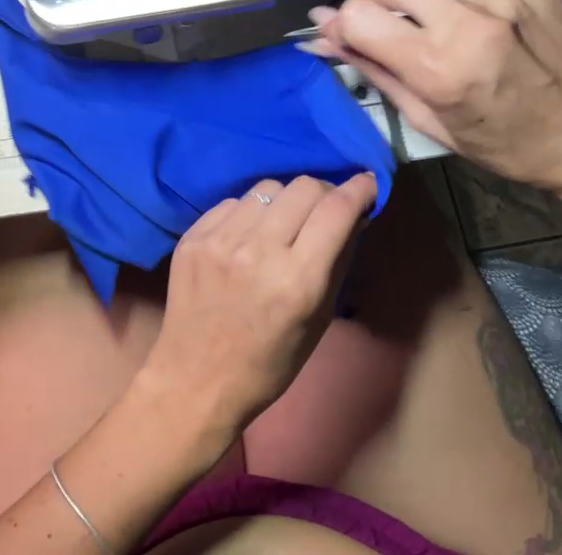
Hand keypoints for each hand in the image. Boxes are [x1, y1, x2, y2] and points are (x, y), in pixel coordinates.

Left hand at [141, 174, 377, 434]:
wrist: (197, 378)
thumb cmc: (269, 362)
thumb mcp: (319, 319)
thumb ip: (337, 262)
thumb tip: (354, 216)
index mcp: (297, 279)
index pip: (336, 210)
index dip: (359, 189)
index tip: (368, 183)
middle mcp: (258, 251)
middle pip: (303, 188)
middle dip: (324, 193)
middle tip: (327, 209)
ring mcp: (220, 240)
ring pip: (267, 188)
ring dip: (285, 201)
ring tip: (284, 224)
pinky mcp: (193, 236)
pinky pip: (233, 203)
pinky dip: (249, 213)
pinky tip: (249, 236)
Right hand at [308, 0, 561, 196]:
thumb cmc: (509, 149)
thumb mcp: (429, 122)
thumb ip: (373, 71)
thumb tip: (321, 35)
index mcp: (441, 66)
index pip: (357, 12)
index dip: (345, 25)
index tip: (352, 41)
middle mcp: (470, 21)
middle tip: (391, 27)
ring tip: (441, 35)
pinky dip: (457, 3)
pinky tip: (481, 34)